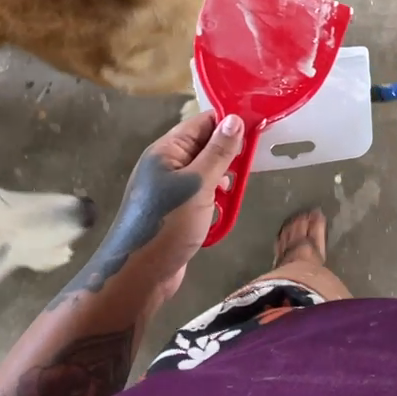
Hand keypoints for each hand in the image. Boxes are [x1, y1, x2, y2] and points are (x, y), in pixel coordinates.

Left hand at [91, 111, 243, 302]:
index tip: (258, 126)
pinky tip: (224, 212)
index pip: (203, 122)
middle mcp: (167, 165)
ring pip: (207, 172)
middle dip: (229, 155)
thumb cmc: (167, 224)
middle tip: (250, 165)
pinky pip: (202, 195)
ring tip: (235, 192)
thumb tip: (235, 119)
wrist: (138, 277)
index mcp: (167, 150)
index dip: (229, 122)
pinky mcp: (176, 211)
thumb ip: (219, 151)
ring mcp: (170, 189)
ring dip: (224, 180)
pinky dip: (216, 200)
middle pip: (206, 146)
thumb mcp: (198, 184)